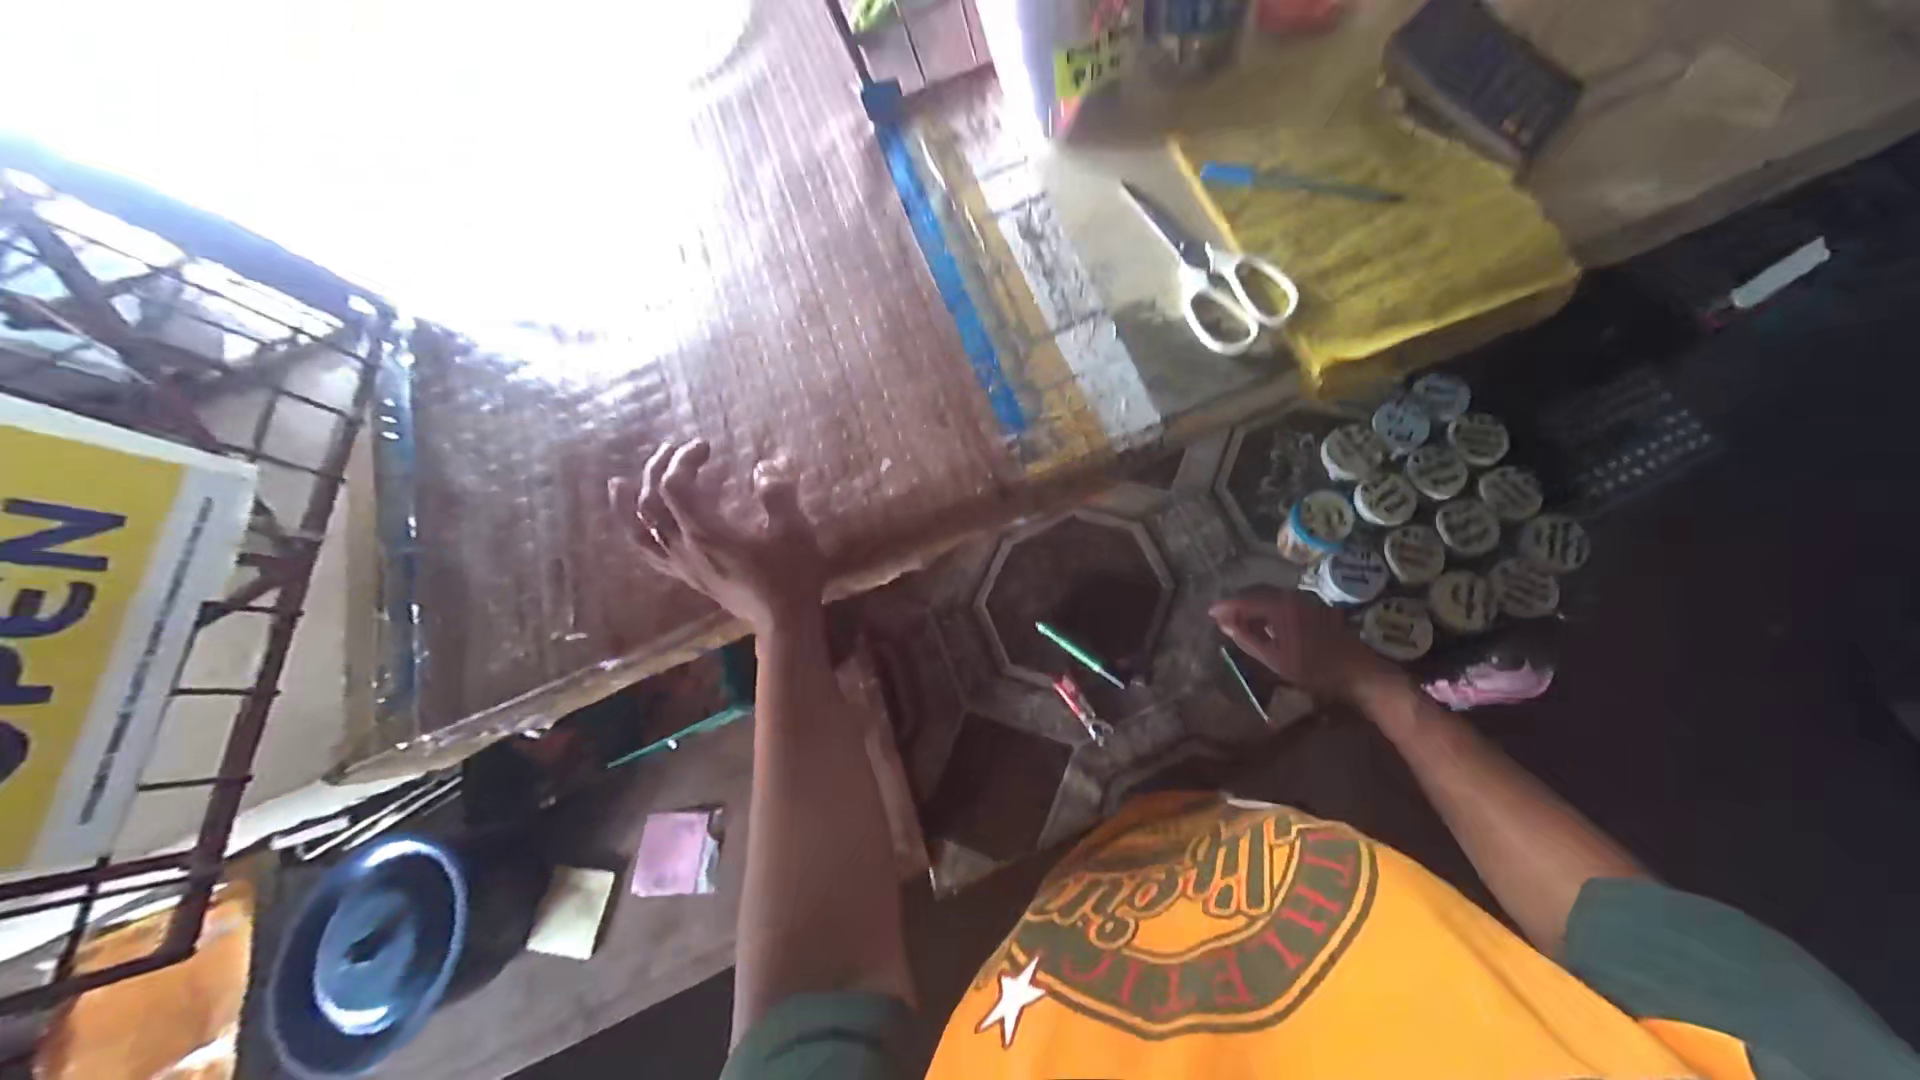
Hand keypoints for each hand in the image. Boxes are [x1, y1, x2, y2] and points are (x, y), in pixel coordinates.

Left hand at [610, 438, 824, 632]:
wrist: (783, 620)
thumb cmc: (790, 575)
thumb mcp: (793, 530)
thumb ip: (777, 494)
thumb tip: (763, 467)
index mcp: (705, 532)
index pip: (675, 486)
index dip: (684, 459)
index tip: (705, 446)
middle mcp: (684, 547)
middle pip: (651, 501)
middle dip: (658, 469)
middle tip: (675, 449)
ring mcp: (682, 565)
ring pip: (639, 531)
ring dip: (627, 503)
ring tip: (618, 483)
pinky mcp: (688, 577)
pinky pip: (650, 554)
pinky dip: (637, 534)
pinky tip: (638, 526)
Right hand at [1209, 587, 1400, 702]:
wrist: (1359, 672)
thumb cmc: (1314, 669)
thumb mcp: (1274, 659)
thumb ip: (1247, 639)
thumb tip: (1225, 625)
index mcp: (1279, 607)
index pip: (1245, 600)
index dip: (1225, 606)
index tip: (1210, 613)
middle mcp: (1291, 597)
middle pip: (1257, 593)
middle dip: (1238, 604)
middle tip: (1223, 617)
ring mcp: (1305, 600)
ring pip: (1270, 596)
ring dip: (1253, 605)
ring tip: (1241, 621)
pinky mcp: (1315, 606)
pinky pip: (1283, 601)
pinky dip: (1268, 608)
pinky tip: (1265, 623)